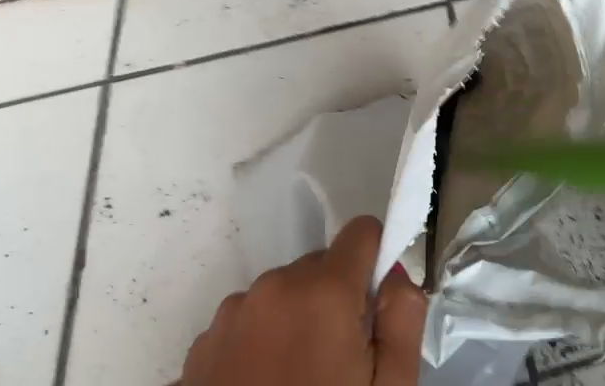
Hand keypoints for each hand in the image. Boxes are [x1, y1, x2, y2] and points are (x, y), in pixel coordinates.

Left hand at [182, 215, 426, 385]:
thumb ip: (404, 319)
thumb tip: (395, 275)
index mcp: (323, 290)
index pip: (362, 232)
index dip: (378, 261)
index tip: (376, 307)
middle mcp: (272, 287)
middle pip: (321, 268)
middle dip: (336, 301)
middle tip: (339, 361)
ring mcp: (230, 316)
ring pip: (283, 297)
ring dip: (296, 323)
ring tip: (298, 379)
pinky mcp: (200, 347)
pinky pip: (247, 324)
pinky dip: (261, 345)